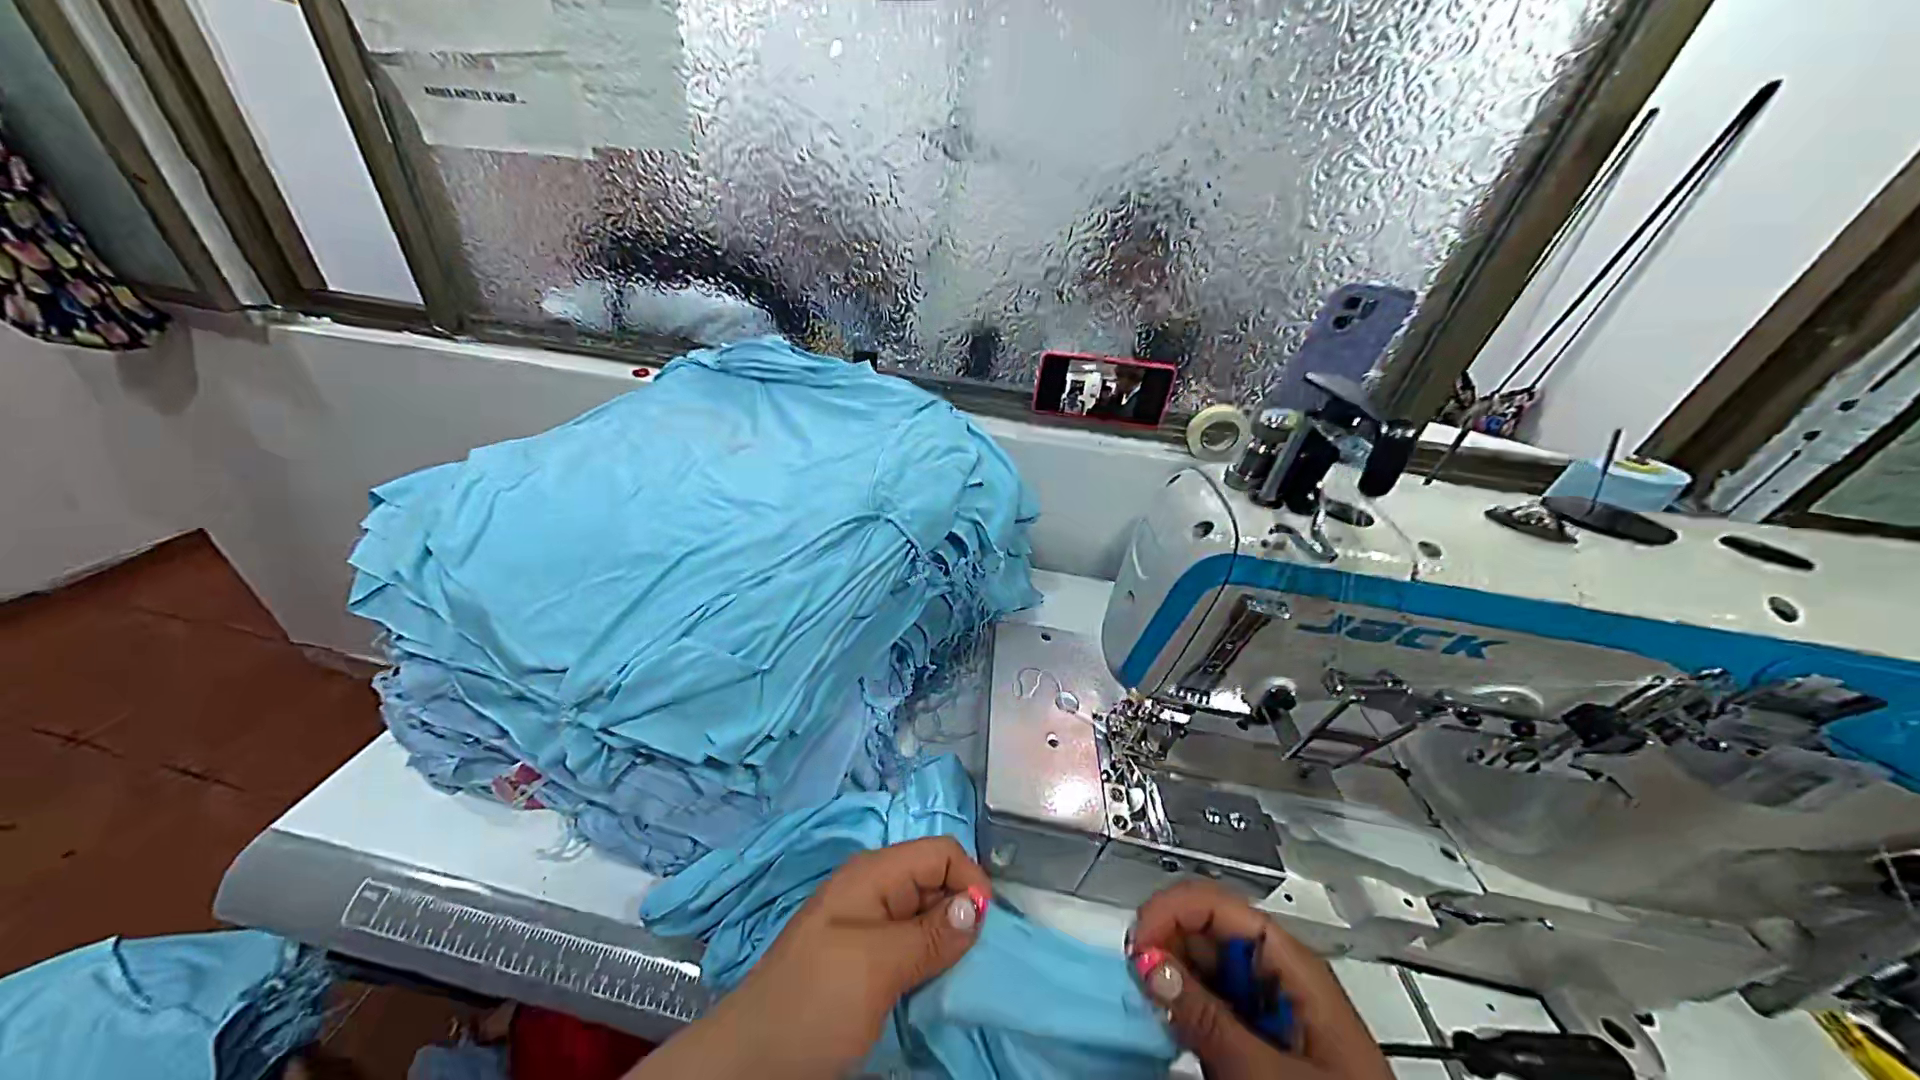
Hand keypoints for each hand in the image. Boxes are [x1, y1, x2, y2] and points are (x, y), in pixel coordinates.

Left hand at [630, 836, 989, 1079]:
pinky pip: (914, 944)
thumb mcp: (876, 966)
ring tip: (960, 978)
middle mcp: (875, 889)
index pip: (941, 852)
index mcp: (873, 874)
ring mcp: (870, 924)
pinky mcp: (868, 957)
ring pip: (929, 915)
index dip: (970, 882)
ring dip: (950, 942)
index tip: (986, 933)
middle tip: (978, 963)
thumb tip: (980, 905)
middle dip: (964, 914)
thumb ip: (929, 934)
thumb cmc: (812, 1004)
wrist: (750, 1062)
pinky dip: (932, 961)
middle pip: (938, 881)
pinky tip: (937, 986)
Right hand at [1128, 881, 1392, 1079]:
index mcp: (1292, 962)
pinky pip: (1207, 998)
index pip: (1218, 903)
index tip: (1136, 946)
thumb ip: (1207, 1017)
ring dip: (1169, 978)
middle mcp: (1276, 971)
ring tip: (1152, 1009)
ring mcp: (1265, 1002)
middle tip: (1136, 981)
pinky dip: (1181, 1006)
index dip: (1170, 910)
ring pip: (1200, 962)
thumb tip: (1149, 962)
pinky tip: (1172, 1028)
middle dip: (1163, 944)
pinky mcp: (1256, 1032)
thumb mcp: (1267, 1072)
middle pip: (1204, 927)